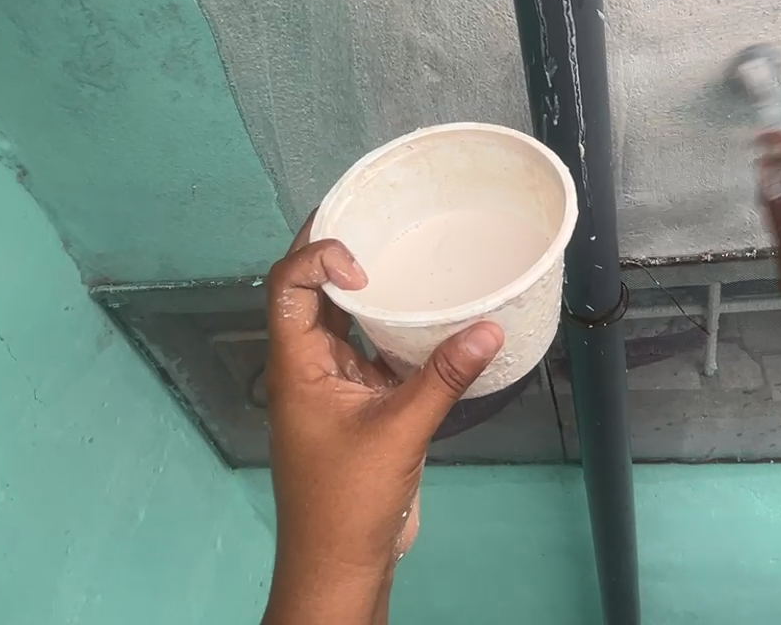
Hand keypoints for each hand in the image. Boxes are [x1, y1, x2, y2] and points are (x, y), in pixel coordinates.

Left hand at [262, 223, 503, 623]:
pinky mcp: (360, 399)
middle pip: (310, 291)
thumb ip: (443, 376)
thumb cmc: (350, 500)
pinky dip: (391, 323)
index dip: (317, 257)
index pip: (288, 286)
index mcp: (297, 363)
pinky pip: (371, 345)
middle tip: (379, 214)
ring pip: (342, 318)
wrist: (342, 566)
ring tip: (405, 249)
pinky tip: (427, 310)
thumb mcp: (399, 431)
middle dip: (336, 252)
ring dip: (365, 287)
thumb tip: (493, 326)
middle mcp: (309, 362)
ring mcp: (334, 382)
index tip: (365, 262)